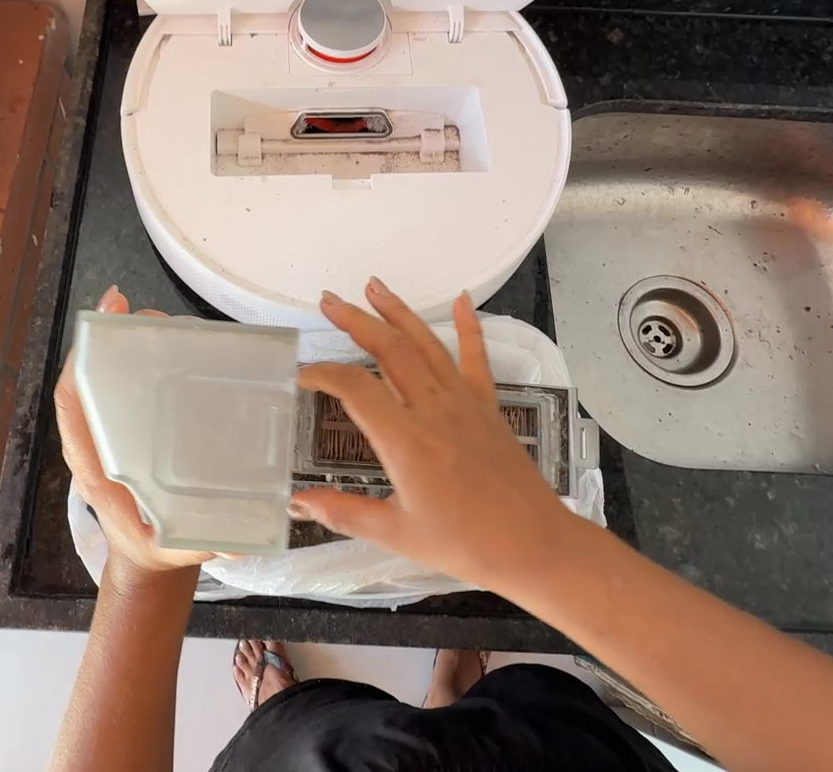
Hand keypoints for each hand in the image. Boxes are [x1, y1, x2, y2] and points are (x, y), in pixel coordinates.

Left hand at [54, 286, 215, 574]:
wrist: (148, 560)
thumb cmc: (156, 547)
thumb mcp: (175, 545)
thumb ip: (198, 540)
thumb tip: (233, 536)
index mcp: (95, 464)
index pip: (73, 403)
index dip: (81, 360)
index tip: (102, 323)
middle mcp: (100, 439)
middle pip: (93, 378)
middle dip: (114, 338)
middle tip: (149, 313)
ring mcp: (116, 432)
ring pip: (113, 376)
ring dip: (133, 344)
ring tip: (168, 321)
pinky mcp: (136, 429)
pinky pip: (134, 387)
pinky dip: (151, 360)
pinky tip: (182, 344)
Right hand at [289, 278, 588, 588]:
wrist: (535, 546)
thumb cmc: (465, 545)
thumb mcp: (397, 534)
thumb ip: (343, 512)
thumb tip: (297, 503)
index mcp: (405, 440)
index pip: (356, 388)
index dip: (325, 374)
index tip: (305, 374)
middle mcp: (433, 408)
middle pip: (390, 349)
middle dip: (356, 321)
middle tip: (329, 300)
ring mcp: (464, 401)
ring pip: (426, 343)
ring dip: (398, 312)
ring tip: (373, 286)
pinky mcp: (488, 405)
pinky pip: (476, 357)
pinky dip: (469, 326)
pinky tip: (462, 299)